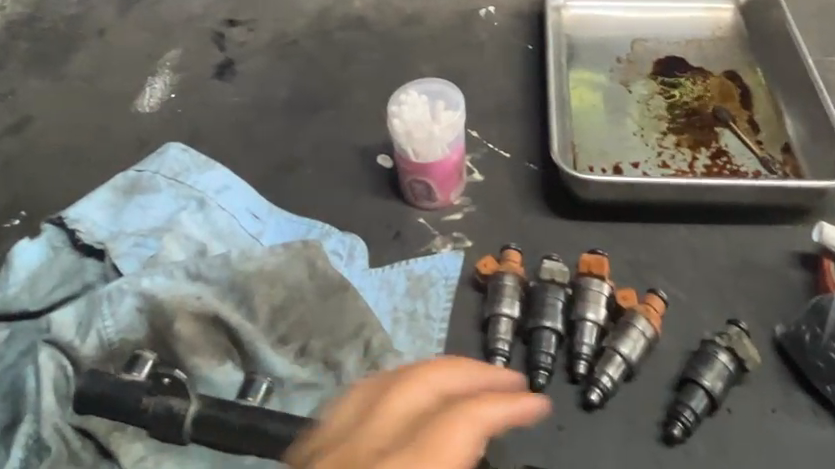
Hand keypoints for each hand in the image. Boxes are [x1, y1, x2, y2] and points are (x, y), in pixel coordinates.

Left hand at [285, 357, 550, 468]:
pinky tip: (401, 403)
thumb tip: (487, 457)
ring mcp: (319, 457)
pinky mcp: (299, 467)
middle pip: (421, 383)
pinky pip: (346, 406)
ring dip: (429, 374)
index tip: (536, 405)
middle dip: (472, 374)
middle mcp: (355, 458)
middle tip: (509, 384)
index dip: (507, 405)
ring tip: (463, 382)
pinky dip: (385, 391)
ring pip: (379, 381)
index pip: (461, 420)